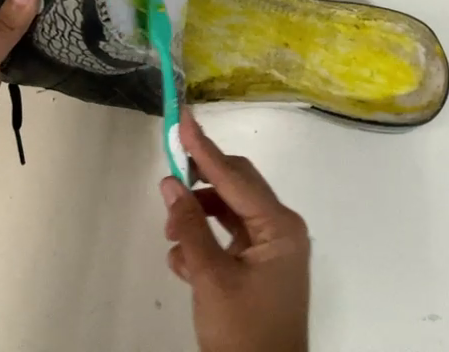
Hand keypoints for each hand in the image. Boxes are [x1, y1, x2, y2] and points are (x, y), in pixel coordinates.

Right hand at [160, 115, 311, 351]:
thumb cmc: (243, 332)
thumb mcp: (210, 277)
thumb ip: (190, 226)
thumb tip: (171, 183)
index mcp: (279, 226)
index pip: (234, 175)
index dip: (204, 147)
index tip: (184, 117)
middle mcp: (280, 229)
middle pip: (234, 187)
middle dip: (199, 187)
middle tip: (168, 182)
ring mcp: (271, 249)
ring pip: (227, 213)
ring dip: (197, 219)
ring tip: (172, 238)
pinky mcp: (260, 268)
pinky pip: (228, 238)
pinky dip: (204, 242)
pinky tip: (182, 261)